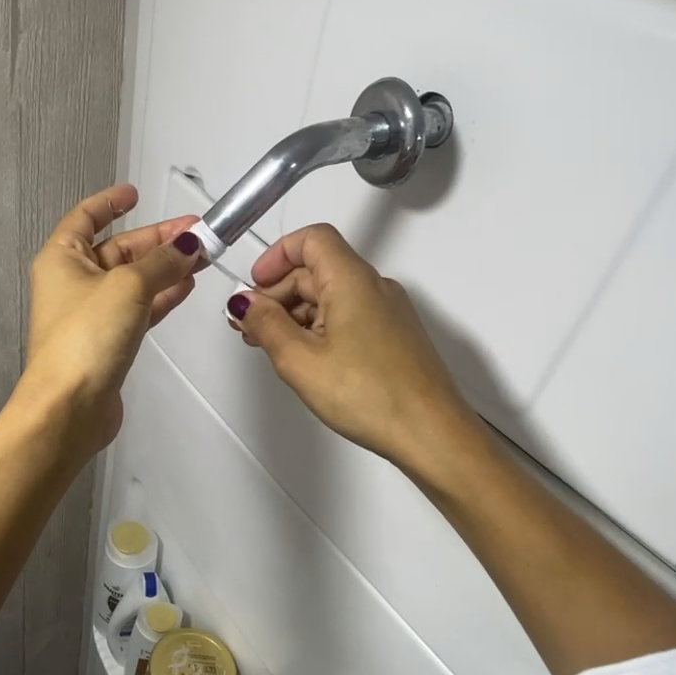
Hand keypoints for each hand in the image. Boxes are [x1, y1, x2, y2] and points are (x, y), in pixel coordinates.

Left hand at [19, 184, 202, 454]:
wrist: (70, 406)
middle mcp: (72, 283)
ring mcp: (91, 313)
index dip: (110, 202)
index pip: (86, 217)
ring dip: (166, 267)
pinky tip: (185, 286)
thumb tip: (189, 246)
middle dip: (157, 239)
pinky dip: (162, 295)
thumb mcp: (128, 285)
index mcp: (62, 259)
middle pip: (119, 249)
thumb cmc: (81, 342)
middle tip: (196, 231)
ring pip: (134, 279)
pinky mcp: (108, 341)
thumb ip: (163, 262)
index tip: (134, 194)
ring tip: (201, 255)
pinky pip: (139, 307)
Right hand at [228, 223, 480, 469]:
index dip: (276, 255)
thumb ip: (266, 325)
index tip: (253, 286)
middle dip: (276, 293)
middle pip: (316, 270)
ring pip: (330, 297)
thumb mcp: (301, 360)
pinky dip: (317, 329)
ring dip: (294, 315)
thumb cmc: (370, 395)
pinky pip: (347, 318)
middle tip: (248, 329)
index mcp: (352, 280)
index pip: (312, 240)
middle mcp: (374, 287)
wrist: (432, 434)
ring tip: (270, 349)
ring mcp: (387, 313)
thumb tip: (243, 302)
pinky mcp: (392, 337)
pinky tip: (303, 360)